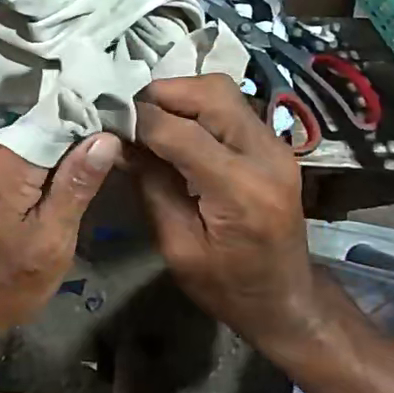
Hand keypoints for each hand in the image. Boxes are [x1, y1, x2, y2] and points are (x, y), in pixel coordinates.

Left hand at [0, 134, 120, 338]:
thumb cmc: (13, 279)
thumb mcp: (53, 236)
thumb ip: (77, 184)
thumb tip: (106, 138)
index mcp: (7, 163)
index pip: (55, 118)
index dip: (91, 115)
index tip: (124, 119)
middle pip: (48, 123)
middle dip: (85, 128)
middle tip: (124, 134)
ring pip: (42, 135)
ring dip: (73, 141)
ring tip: (110, 146)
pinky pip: (33, 150)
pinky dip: (57, 155)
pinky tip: (81, 164)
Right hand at [132, 75, 332, 352]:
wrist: (287, 301)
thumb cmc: (228, 287)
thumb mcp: (177, 246)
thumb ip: (151, 186)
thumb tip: (119, 142)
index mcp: (241, 190)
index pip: (180, 131)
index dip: (139, 119)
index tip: (106, 117)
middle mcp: (266, 155)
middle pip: (211, 93)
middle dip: (162, 93)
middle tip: (127, 112)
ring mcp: (277, 145)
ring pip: (223, 91)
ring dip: (180, 95)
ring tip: (148, 117)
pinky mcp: (275, 144)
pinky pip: (231, 106)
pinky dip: (197, 107)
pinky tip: (175, 126)